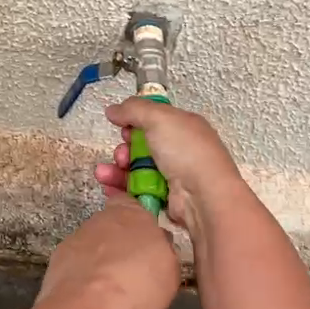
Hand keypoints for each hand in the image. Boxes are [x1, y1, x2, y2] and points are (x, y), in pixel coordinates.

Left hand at [37, 197, 178, 308]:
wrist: (91, 307)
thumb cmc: (140, 284)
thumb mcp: (169, 268)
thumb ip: (161, 249)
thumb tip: (158, 244)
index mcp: (132, 214)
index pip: (131, 203)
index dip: (136, 220)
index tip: (143, 239)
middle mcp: (101, 218)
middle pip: (110, 225)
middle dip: (118, 243)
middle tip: (129, 269)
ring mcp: (76, 236)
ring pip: (91, 243)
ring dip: (99, 260)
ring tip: (109, 289)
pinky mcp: (58, 257)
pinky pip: (75, 262)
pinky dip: (81, 274)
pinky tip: (89, 295)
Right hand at [96, 97, 246, 230]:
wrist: (204, 197)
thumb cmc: (185, 151)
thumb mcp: (159, 118)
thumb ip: (133, 109)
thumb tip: (112, 110)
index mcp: (183, 127)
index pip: (154, 120)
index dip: (135, 122)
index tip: (124, 127)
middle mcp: (180, 150)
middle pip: (142, 146)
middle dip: (125, 149)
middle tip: (122, 155)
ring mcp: (172, 176)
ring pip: (136, 170)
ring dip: (116, 169)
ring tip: (104, 174)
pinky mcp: (164, 199)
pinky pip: (137, 191)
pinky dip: (120, 188)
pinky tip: (108, 187)